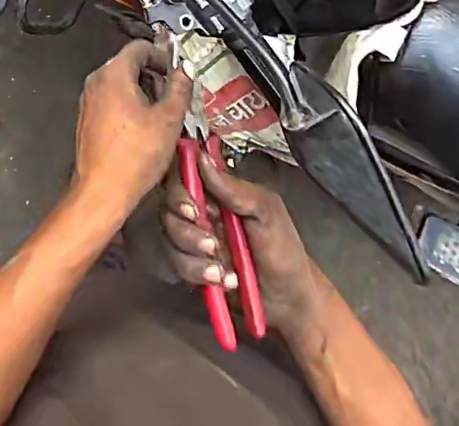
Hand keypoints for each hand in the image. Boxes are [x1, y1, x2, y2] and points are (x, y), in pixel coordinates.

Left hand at [70, 40, 192, 218]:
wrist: (103, 189)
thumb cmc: (133, 156)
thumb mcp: (168, 119)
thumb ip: (180, 88)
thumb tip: (185, 69)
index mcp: (114, 73)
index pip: (139, 47)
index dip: (162, 56)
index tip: (176, 72)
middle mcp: (97, 81)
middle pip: (129, 63)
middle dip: (154, 76)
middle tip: (172, 97)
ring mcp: (89, 98)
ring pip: (120, 82)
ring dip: (143, 91)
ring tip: (161, 116)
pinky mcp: (88, 115)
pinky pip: (111, 98)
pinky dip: (128, 104)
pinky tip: (143, 128)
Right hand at [160, 152, 320, 322]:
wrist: (291, 302)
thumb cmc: (283, 250)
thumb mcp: (266, 212)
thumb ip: (233, 188)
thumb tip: (200, 156)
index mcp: (215, 191)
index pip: (181, 174)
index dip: (177, 187)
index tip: (191, 207)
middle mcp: (198, 210)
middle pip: (167, 205)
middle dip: (185, 228)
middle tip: (212, 243)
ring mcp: (192, 237)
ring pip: (168, 235)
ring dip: (194, 253)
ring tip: (222, 268)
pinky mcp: (189, 264)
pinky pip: (175, 262)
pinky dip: (197, 272)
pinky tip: (222, 280)